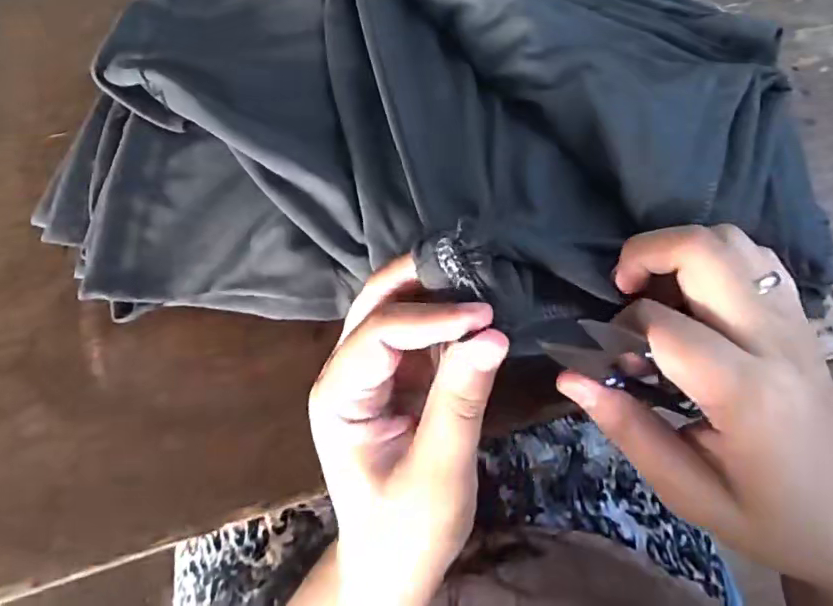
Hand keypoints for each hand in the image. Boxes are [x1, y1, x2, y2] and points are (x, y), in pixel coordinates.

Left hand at [304, 257, 507, 605]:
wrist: (394, 567)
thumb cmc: (407, 531)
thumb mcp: (438, 472)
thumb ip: (461, 400)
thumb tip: (494, 335)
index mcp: (338, 395)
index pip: (379, 332)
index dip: (430, 317)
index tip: (483, 316)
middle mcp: (347, 371)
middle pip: (376, 303)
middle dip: (420, 279)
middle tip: (471, 265)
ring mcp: (372, 370)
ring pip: (396, 306)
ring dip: (436, 290)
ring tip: (480, 281)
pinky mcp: (399, 376)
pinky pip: (421, 331)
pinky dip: (449, 316)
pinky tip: (477, 311)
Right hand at [555, 226, 832, 605]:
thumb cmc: (764, 515)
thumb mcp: (687, 490)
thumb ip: (627, 427)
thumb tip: (569, 375)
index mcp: (747, 394)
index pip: (667, 325)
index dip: (624, 326)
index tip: (616, 355)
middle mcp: (774, 341)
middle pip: (704, 251)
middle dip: (647, 252)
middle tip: (625, 286)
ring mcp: (793, 320)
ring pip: (730, 239)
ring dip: (680, 248)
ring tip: (660, 287)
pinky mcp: (799, 313)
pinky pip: (753, 253)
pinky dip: (714, 254)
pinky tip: (698, 291)